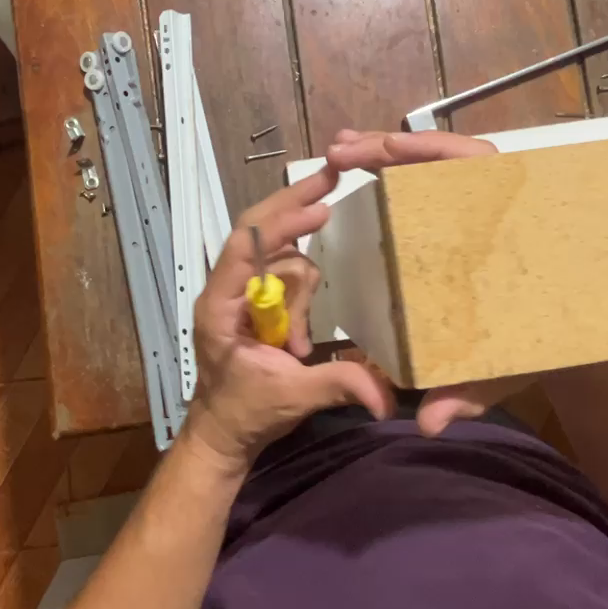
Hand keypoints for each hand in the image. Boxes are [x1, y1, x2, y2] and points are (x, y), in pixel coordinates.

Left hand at [182, 165, 396, 472]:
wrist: (222, 433)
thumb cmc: (244, 413)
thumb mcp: (291, 398)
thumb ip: (338, 385)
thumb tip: (387, 395)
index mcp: (220, 305)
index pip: (243, 246)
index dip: (280, 222)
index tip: (319, 209)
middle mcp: (227, 288)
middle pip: (259, 228)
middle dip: (294, 203)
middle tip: (333, 175)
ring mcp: (240, 290)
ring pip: (280, 258)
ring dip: (302, 291)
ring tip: (301, 346)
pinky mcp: (256, 298)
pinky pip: (284, 275)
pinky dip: (302, 294)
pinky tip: (304, 339)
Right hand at [325, 128, 523, 435]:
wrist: (567, 348)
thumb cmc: (540, 349)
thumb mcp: (503, 368)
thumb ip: (468, 391)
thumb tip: (427, 424)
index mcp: (509, 228)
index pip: (477, 166)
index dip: (432, 150)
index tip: (389, 149)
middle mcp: (495, 207)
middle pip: (446, 156)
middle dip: (391, 148)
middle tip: (342, 150)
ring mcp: (477, 208)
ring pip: (433, 164)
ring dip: (385, 153)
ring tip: (339, 151)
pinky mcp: (463, 217)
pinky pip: (428, 185)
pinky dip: (396, 173)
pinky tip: (362, 172)